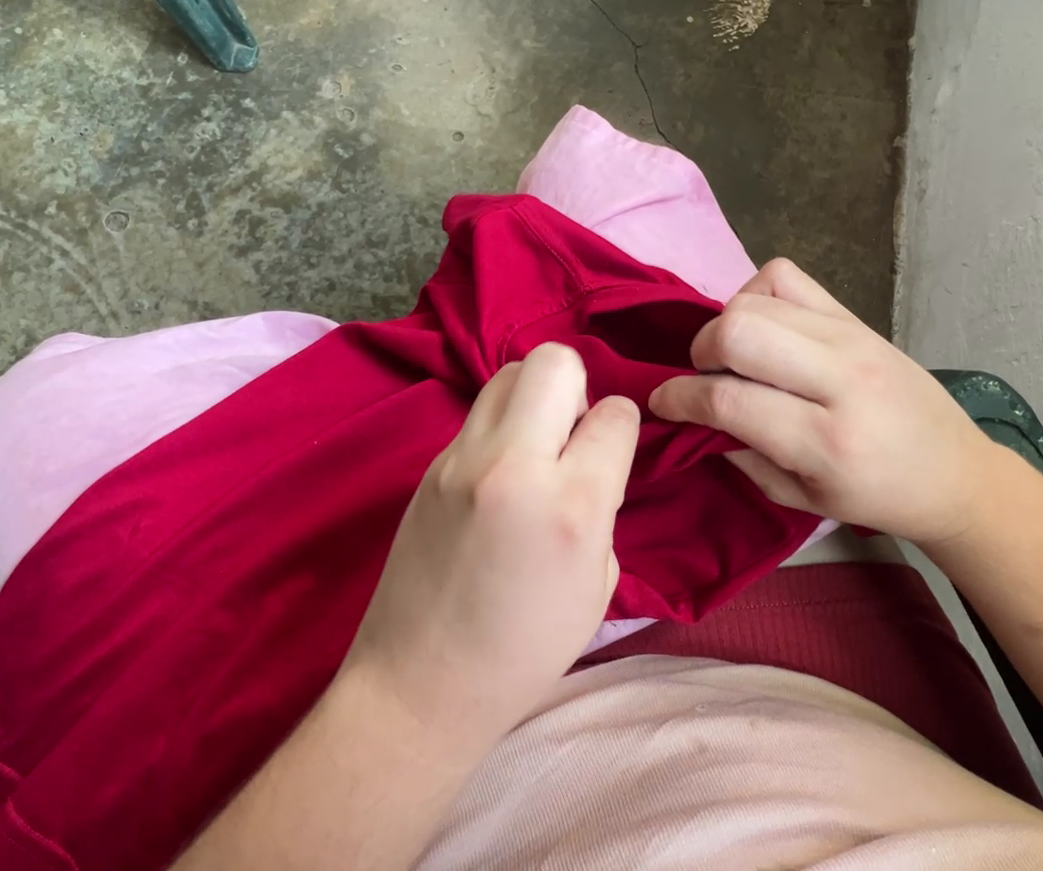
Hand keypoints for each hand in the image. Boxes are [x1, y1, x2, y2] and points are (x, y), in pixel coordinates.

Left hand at [341, 343, 640, 743]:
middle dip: (578, 386)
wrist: (421, 681)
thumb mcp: (597, 586)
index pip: (615, 414)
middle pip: (555, 362)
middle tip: (570, 436)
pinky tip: (498, 474)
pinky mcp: (429, 465)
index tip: (609, 455)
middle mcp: (514, 466)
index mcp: (571, 507)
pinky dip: (500, 428)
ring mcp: (461, 460)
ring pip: (509, 374)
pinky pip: (478, 415)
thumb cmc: (525, 652)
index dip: (621, 431)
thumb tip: (590, 462)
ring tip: (534, 447)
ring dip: (534, 397)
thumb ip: (601, 507)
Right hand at [649, 258, 995, 543]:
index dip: (680, 397)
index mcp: (828, 440)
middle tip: (705, 378)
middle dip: (700, 353)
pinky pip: (785, 277)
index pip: (728, 398)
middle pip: (738, 331)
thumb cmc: (875, 496)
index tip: (663, 402)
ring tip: (733, 357)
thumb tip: (694, 415)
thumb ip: (740, 455)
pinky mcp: (856, 316)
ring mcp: (852, 338)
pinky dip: (755, 295)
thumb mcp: (800, 499)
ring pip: (755, 299)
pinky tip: (763, 328)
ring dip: (725, 326)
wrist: (954, 471)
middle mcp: (841, 379)